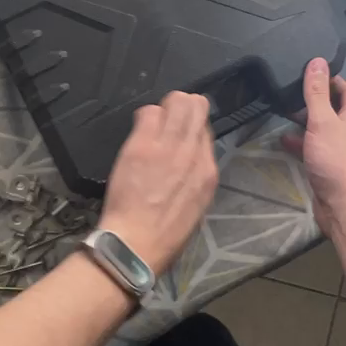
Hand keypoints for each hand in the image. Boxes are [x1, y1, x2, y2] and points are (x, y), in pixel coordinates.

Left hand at [98, 91, 218, 272]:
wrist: (137, 244)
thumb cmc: (166, 233)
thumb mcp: (197, 204)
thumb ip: (197, 175)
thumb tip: (190, 156)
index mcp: (208, 171)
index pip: (206, 130)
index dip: (193, 128)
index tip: (181, 134)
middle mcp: (193, 153)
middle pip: (197, 107)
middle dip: (184, 105)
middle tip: (169, 117)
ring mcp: (168, 146)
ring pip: (176, 101)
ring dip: (165, 107)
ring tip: (154, 123)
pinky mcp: (142, 145)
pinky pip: (148, 112)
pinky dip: (145, 116)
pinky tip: (139, 130)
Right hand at [282, 58, 345, 238]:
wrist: (343, 206)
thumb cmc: (336, 161)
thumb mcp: (323, 121)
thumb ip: (317, 93)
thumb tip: (318, 61)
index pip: (345, 88)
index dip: (330, 77)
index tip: (310, 70)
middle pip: (332, 107)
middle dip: (313, 99)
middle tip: (290, 90)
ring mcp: (339, 149)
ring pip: (320, 128)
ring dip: (304, 120)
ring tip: (282, 111)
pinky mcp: (328, 165)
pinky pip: (313, 147)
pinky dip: (299, 142)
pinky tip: (283, 140)